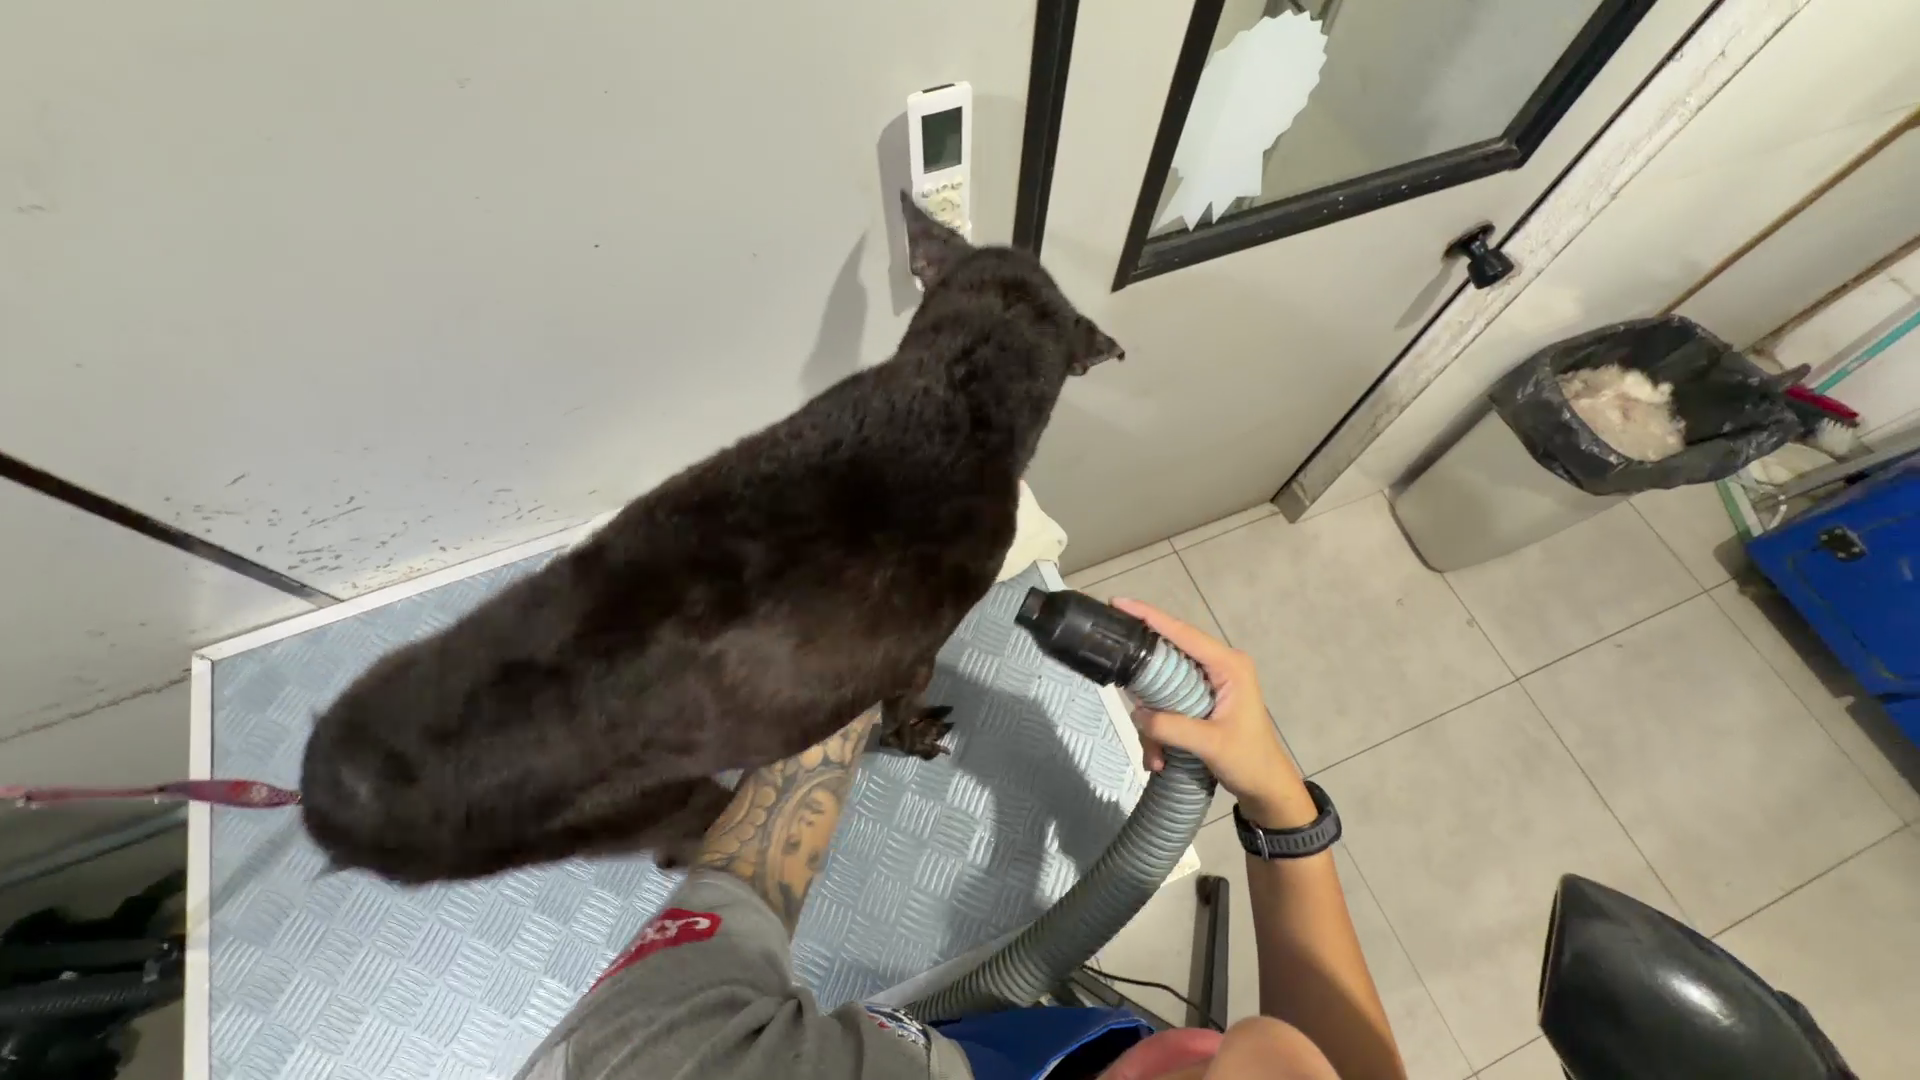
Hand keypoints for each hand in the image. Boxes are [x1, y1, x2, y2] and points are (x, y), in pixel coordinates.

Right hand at [1112, 599, 1316, 829]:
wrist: (1268, 789)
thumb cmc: (1250, 761)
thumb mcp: (1212, 745)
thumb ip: (1173, 727)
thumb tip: (1137, 713)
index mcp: (1228, 665)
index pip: (1182, 632)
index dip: (1149, 616)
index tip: (1118, 603)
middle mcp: (1218, 666)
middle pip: (1166, 657)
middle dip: (1144, 685)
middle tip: (1125, 692)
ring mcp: (1207, 682)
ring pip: (1162, 687)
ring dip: (1153, 722)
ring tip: (1155, 755)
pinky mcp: (1199, 699)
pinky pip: (1167, 704)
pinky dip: (1159, 730)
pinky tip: (1159, 758)